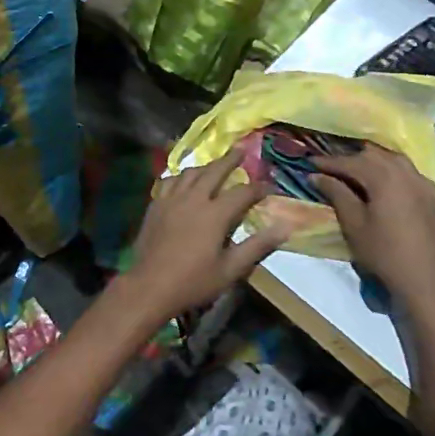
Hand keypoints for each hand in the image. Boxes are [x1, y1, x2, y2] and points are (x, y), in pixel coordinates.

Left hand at [121, 147, 280, 320]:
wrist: (150, 285)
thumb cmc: (194, 281)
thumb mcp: (231, 269)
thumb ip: (257, 246)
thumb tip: (284, 227)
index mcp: (214, 214)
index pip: (242, 192)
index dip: (258, 188)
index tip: (270, 187)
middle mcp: (193, 199)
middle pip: (214, 171)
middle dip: (230, 159)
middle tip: (241, 149)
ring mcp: (171, 199)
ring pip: (190, 172)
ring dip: (206, 166)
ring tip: (214, 164)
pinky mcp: (155, 205)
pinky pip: (170, 181)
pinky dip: (181, 175)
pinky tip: (183, 179)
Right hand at [311, 145, 434, 311]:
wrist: (428, 284)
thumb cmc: (384, 254)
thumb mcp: (354, 224)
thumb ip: (336, 194)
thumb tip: (317, 176)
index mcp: (386, 178)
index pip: (352, 162)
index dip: (329, 162)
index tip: (310, 162)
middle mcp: (407, 174)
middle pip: (375, 156)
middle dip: (351, 158)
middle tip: (331, 168)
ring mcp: (424, 185)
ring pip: (395, 160)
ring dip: (373, 162)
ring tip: (355, 171)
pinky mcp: (433, 199)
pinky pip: (409, 173)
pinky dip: (391, 171)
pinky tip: (383, 184)